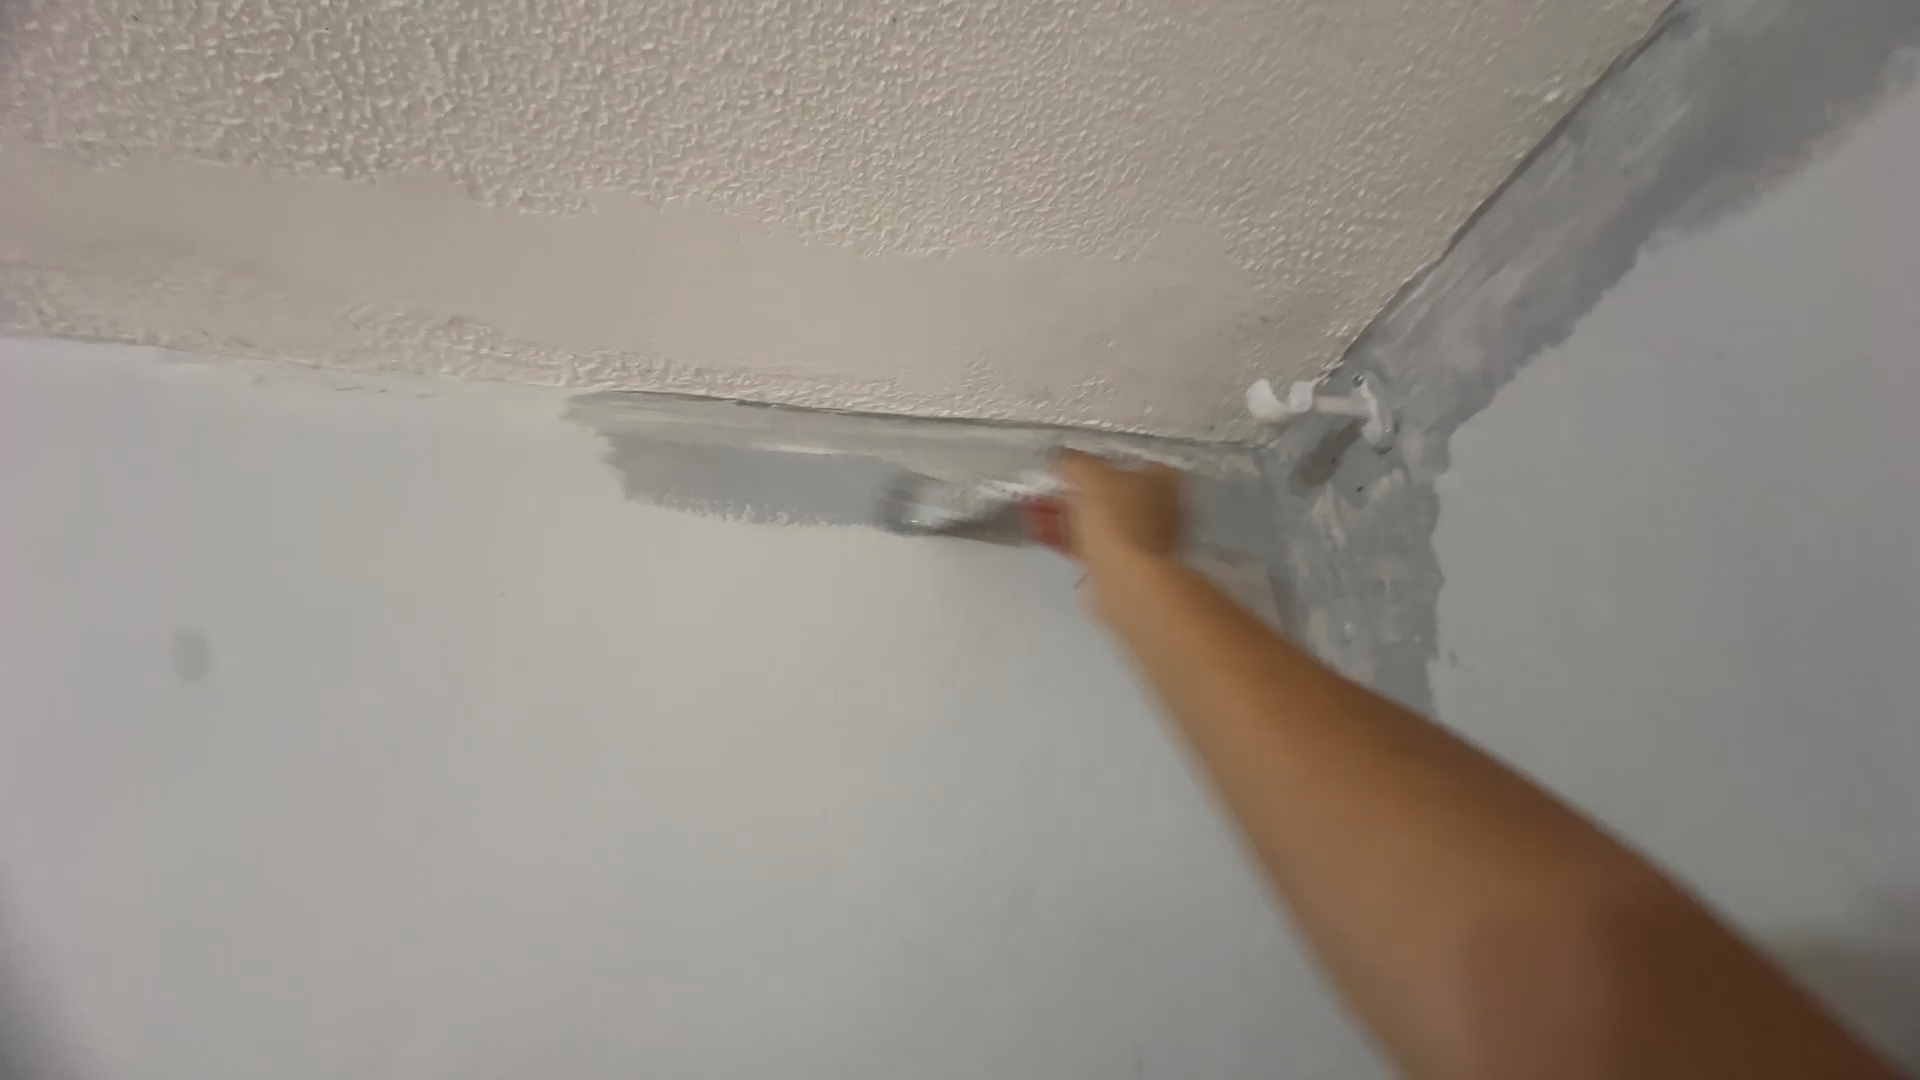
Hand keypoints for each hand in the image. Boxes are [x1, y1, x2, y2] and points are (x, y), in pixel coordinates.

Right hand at [1046, 450, 1185, 569]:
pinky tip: (1040, 532)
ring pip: (1095, 520)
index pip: (1125, 461)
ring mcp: (1140, 540)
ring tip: (1031, 509)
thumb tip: (1058, 457)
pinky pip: (1088, 543)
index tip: (1066, 466)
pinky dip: (1065, 536)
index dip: (1093, 462)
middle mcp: (1157, 508)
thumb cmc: (1117, 518)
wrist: (1125, 579)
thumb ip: (1074, 463)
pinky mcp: (1120, 565)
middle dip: (1071, 492)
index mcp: (1161, 479)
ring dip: (1063, 514)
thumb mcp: (1091, 476)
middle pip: (1107, 494)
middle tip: (1044, 488)